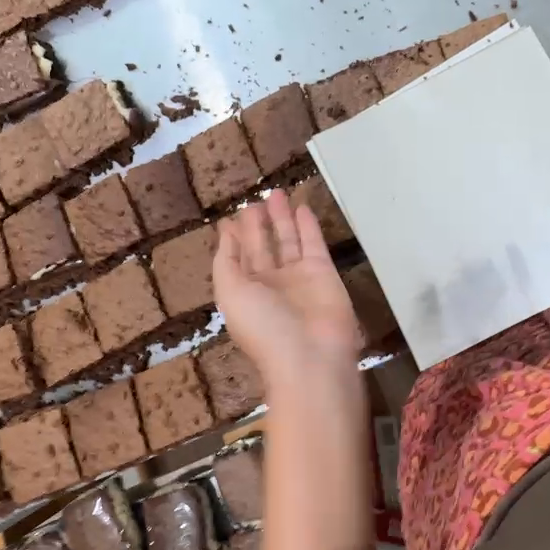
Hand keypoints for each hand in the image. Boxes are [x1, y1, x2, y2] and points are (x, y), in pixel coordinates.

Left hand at [213, 189, 361, 386]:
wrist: (311, 356)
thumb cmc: (264, 327)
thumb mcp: (231, 294)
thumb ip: (226, 261)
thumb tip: (226, 233)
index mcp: (245, 292)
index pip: (238, 258)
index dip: (235, 238)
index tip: (231, 217)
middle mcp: (271, 283)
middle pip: (262, 246)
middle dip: (257, 224)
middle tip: (255, 200)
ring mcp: (298, 277)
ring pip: (288, 240)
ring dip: (281, 217)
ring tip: (276, 194)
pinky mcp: (323, 271)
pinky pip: (313, 243)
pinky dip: (307, 225)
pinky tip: (301, 207)